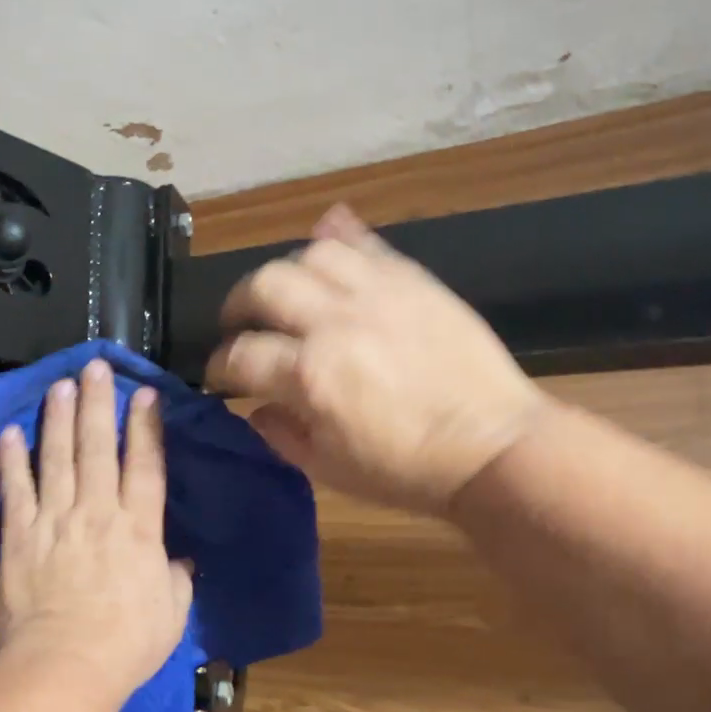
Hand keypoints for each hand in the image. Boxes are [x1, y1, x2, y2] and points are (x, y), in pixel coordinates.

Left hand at [0, 358, 193, 710]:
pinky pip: (16, 489)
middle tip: (95, 368)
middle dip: (97, 404)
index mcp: (139, 529)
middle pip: (97, 447)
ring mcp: (55, 520)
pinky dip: (12, 460)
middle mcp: (97, 512)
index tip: (144, 396)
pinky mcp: (19, 536)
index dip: (145, 427)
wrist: (65, 664)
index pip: (145, 466)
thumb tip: (179, 559)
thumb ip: (176, 579)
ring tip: (59, 385)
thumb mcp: (171, 614)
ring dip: (57, 418)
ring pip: (56, 457)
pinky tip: (10, 434)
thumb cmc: (126, 645)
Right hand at [205, 204, 551, 514]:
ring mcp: (377, 294)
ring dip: (285, 274)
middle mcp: (335, 323)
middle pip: (262, 286)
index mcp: (309, 377)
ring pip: (309, 255)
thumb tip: (253, 406)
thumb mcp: (327, 469)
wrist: (492, 447)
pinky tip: (325, 247)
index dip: (218, 366)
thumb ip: (279, 433)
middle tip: (240, 326)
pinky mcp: (414, 281)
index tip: (219, 377)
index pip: (239, 355)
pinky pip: (365, 244)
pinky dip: (338, 241)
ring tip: (287, 296)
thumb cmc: (404, 470)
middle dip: (237, 307)